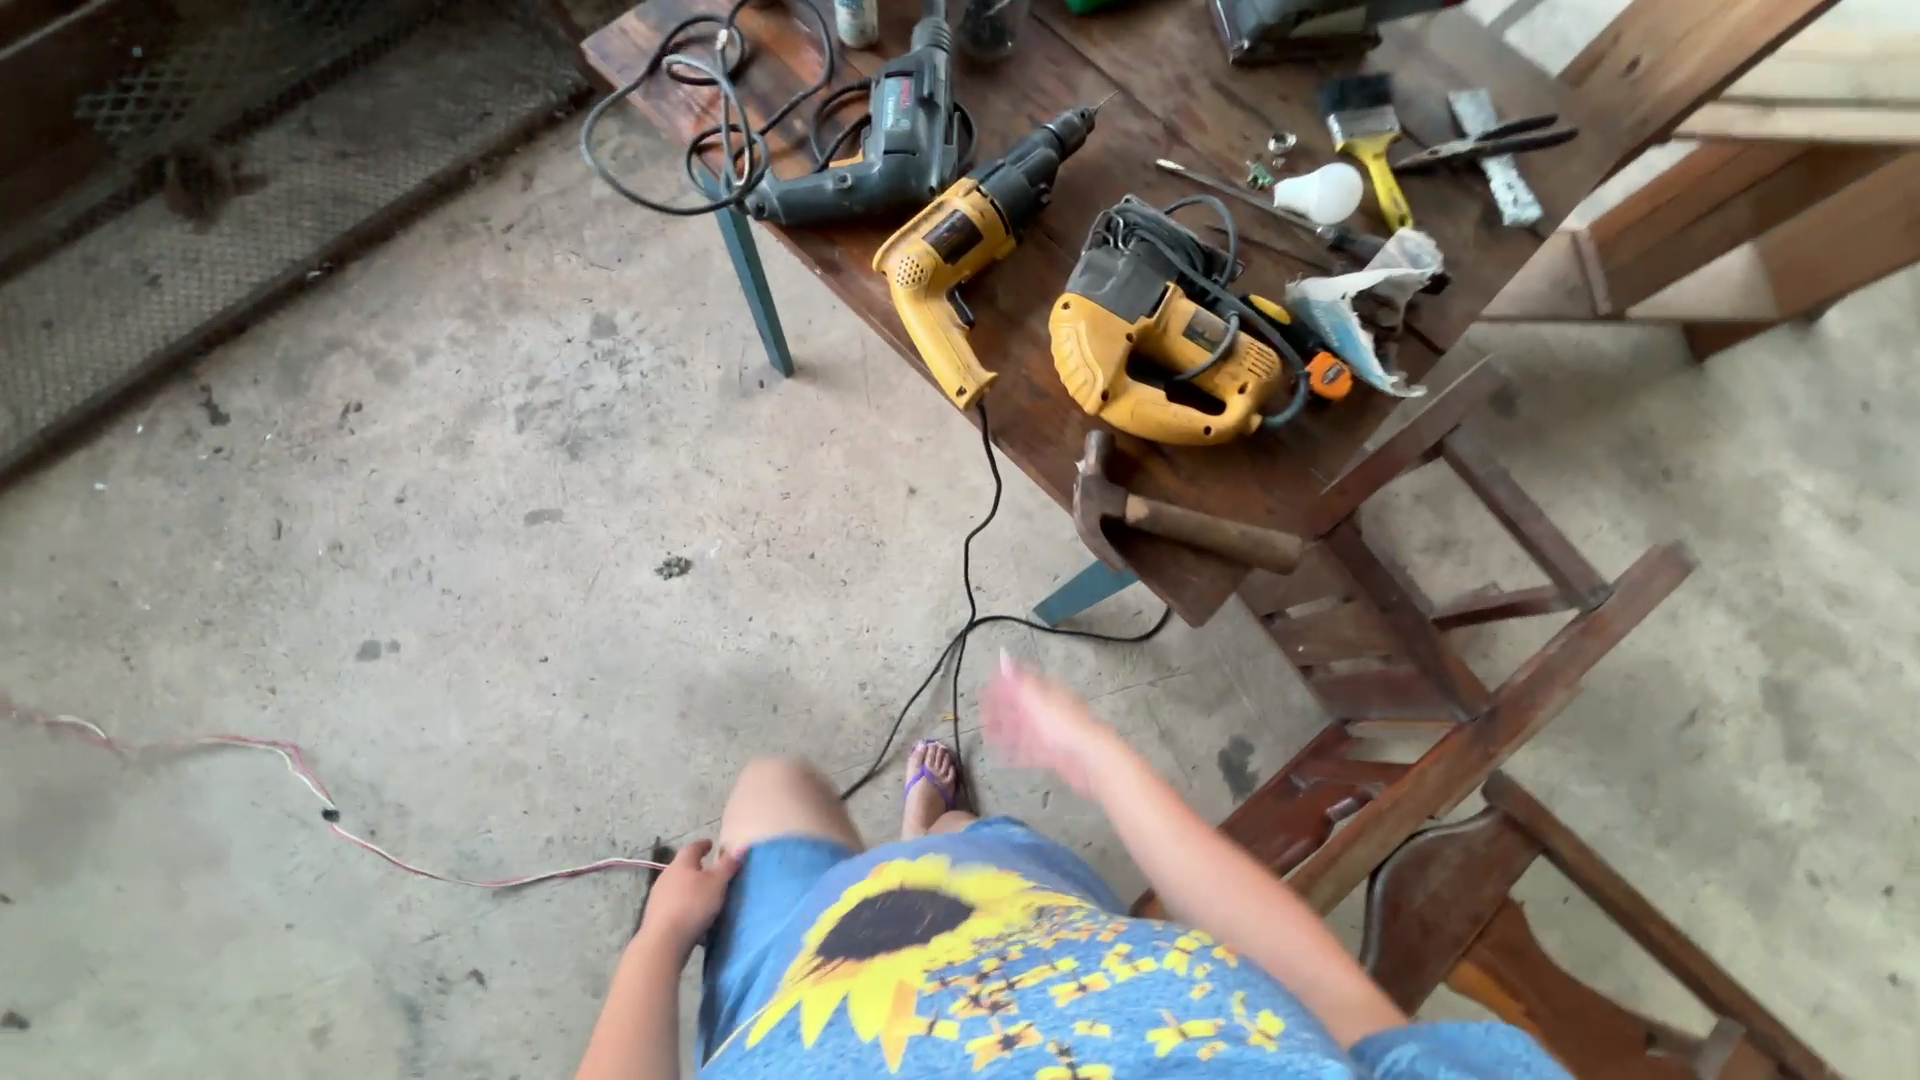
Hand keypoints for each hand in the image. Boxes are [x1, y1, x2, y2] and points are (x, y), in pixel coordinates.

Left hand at [637, 840, 739, 954]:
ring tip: (701, 894)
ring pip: (676, 886)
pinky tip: (691, 916)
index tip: (710, 844)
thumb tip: (741, 846)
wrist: (663, 941)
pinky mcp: (654, 916)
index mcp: (682, 864)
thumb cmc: (693, 905)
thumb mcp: (717, 883)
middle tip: (708, 870)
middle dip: (695, 867)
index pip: (692, 848)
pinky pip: (672, 905)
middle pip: (682, 867)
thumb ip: (728, 865)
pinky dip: (682, 905)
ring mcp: (657, 897)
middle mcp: (666, 876)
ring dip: (688, 888)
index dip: (703, 845)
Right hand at [980, 653, 1119, 797]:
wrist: (1089, 759)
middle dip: (1001, 708)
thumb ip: (1019, 681)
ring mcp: (1052, 733)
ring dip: (1004, 730)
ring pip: (1023, 729)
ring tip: (986, 732)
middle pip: (1022, 707)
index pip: (1023, 683)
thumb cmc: (1063, 726)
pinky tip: (1002, 755)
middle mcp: (1051, 710)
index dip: (1004, 684)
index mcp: (1049, 693)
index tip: (986, 687)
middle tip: (981, 712)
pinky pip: (1029, 751)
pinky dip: (1015, 752)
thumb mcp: (1038, 700)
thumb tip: (1003, 658)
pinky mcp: (1053, 755)